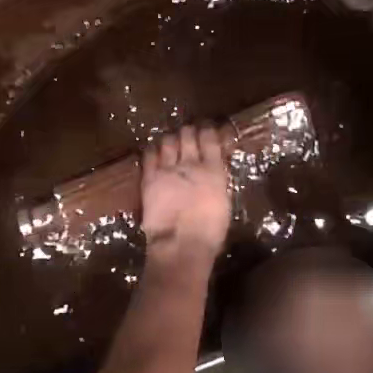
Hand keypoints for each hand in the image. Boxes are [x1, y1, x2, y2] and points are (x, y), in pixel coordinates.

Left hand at [139, 124, 231, 262]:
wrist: (182, 245)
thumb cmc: (210, 231)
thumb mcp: (223, 200)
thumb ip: (216, 180)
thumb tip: (213, 172)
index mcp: (213, 169)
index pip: (209, 137)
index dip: (207, 129)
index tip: (207, 128)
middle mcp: (191, 163)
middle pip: (187, 134)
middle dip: (188, 131)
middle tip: (188, 135)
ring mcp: (168, 169)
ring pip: (168, 140)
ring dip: (170, 139)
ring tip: (170, 143)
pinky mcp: (150, 179)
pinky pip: (149, 155)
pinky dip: (152, 150)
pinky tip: (154, 152)